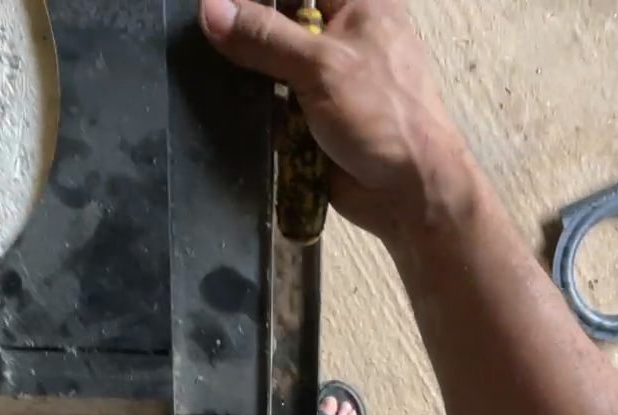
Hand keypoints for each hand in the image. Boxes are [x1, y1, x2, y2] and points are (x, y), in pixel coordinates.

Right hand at [199, 0, 473, 239]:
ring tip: (210, 66)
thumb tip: (210, 8)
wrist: (408, 192)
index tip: (219, 3)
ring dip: (251, 72)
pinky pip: (280, 109)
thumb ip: (264, 37)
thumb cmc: (381, 116)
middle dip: (250, 27)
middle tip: (209, 30)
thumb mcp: (320, 66)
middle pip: (285, 19)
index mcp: (358, 5)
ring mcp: (330, 84)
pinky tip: (232, 108)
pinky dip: (262, 112)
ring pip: (277, 65)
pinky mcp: (318, 124)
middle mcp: (343, 39)